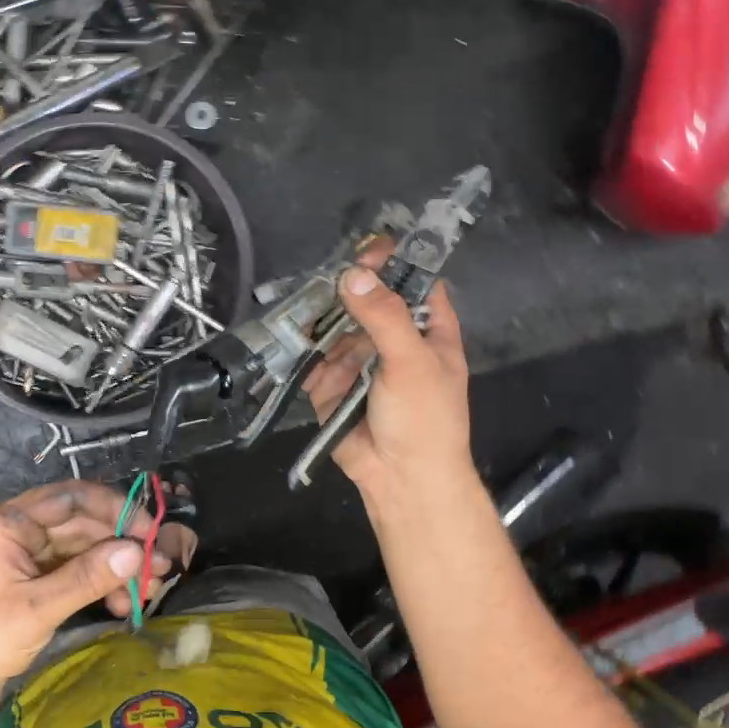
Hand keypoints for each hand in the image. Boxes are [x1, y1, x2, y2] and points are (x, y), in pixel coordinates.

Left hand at [0, 481, 175, 685]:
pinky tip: (123, 604)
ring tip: (147, 591)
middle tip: (159, 569)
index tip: (150, 533)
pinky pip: (78, 565)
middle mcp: (20, 526)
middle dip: (122, 544)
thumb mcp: (38, 608)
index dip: (116, 510)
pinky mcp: (37, 571)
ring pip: (86, 544)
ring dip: (117, 565)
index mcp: (9, 521)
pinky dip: (102, 581)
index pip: (71, 498)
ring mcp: (29, 549)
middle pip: (83, 520)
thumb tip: (137, 551)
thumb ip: (87, 578)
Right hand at [301, 241, 474, 503]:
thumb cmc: (424, 417)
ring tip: (308, 318)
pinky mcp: (332, 390)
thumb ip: (384, 317)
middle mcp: (393, 343)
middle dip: (344, 295)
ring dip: (322, 328)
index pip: (414, 283)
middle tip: (323, 280)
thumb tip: (353, 275)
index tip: (367, 250)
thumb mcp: (412, 360)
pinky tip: (299, 352)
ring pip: (335, 333)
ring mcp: (360, 366)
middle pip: (365, 305)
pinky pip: (315, 366)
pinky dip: (307, 360)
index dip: (393, 264)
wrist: (400, 477)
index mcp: (429, 331)